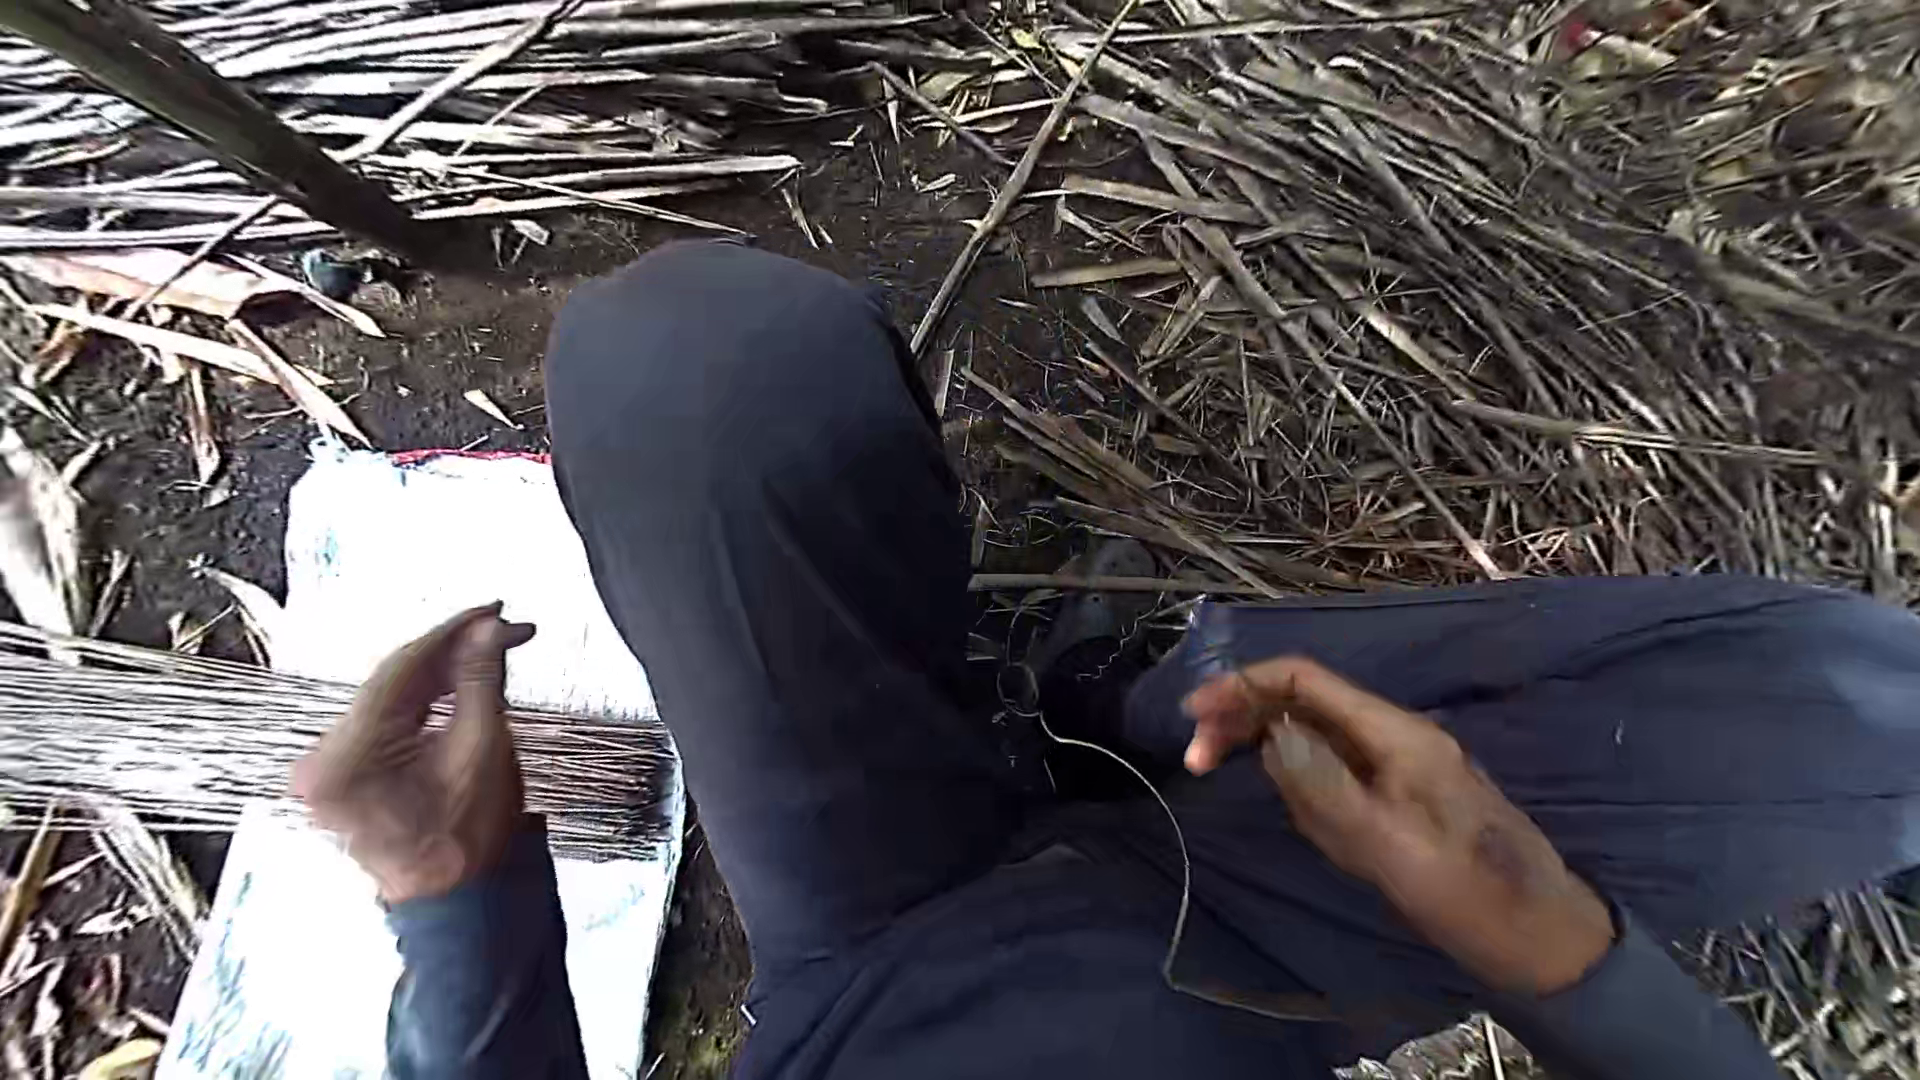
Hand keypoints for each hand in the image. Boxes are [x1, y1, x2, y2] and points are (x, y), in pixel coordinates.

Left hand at [292, 603, 536, 903]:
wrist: (458, 890)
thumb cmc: (472, 827)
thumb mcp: (484, 746)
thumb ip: (483, 680)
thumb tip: (492, 627)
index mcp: (346, 756)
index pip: (401, 670)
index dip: (453, 631)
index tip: (497, 608)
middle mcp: (323, 756)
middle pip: (396, 679)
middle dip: (456, 648)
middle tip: (510, 627)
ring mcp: (331, 764)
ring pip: (397, 693)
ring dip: (449, 667)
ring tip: (499, 646)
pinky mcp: (349, 768)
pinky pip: (395, 714)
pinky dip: (435, 693)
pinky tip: (468, 677)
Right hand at [1183, 656, 1612, 996]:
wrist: (1546, 946)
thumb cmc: (1469, 893)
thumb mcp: (1388, 845)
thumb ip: (1323, 784)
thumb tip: (1269, 734)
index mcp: (1390, 730)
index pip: (1301, 678)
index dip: (1242, 683)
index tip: (1194, 709)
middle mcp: (1383, 732)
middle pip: (1293, 703)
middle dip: (1242, 723)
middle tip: (1198, 759)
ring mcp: (1383, 759)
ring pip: (1304, 738)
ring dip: (1277, 767)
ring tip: (1308, 826)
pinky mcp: (1382, 786)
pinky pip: (1323, 771)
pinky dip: (1302, 790)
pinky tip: (1319, 826)